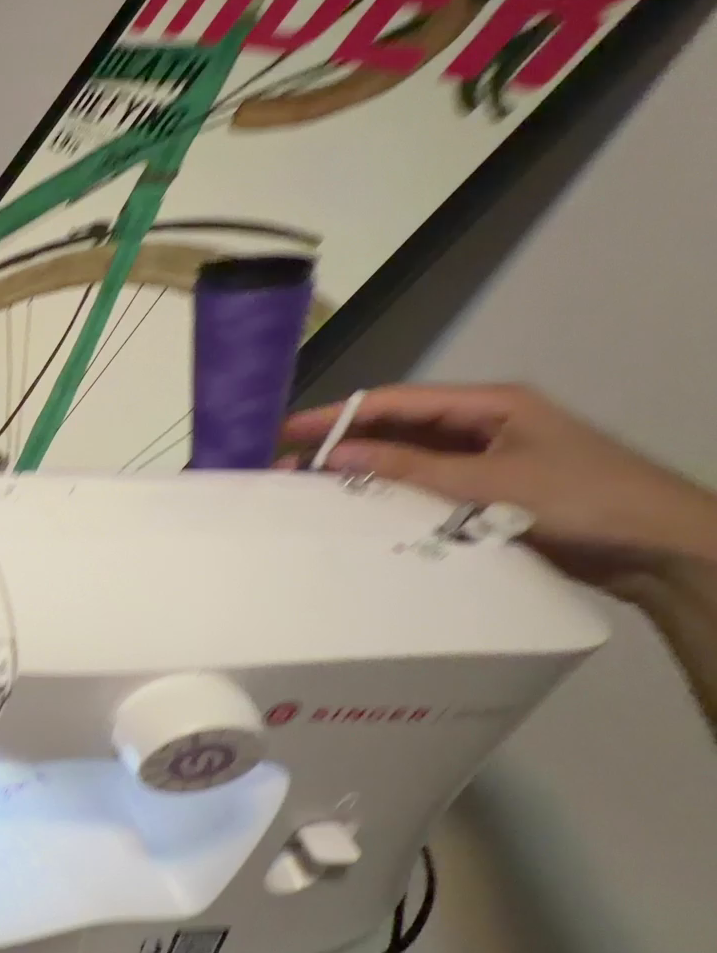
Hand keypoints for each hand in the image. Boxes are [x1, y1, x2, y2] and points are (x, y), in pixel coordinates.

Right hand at [279, 384, 716, 598]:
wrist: (663, 550)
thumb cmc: (583, 499)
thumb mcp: (489, 481)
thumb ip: (408, 467)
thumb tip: (334, 456)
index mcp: (490, 404)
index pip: (397, 402)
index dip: (339, 415)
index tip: (289, 431)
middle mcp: (484, 425)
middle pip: (398, 428)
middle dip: (344, 444)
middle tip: (290, 465)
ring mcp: (487, 459)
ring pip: (409, 459)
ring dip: (365, 471)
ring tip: (313, 488)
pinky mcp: (489, 493)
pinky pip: (426, 487)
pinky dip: (392, 495)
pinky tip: (360, 507)